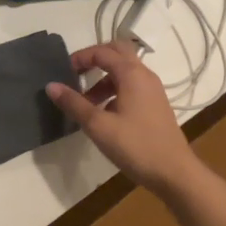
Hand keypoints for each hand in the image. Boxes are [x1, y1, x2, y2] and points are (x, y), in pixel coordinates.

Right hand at [47, 41, 213, 199]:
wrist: (175, 173)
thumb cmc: (136, 146)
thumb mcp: (98, 126)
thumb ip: (74, 103)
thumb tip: (51, 85)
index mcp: (132, 74)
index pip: (102, 52)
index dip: (81, 57)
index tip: (64, 71)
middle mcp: (144, 75)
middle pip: (118, 53)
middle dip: (95, 59)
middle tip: (76, 74)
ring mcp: (153, 90)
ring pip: (125, 72)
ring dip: (103, 79)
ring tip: (86, 102)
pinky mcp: (155, 105)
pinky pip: (132, 86)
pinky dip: (115, 91)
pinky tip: (105, 115)